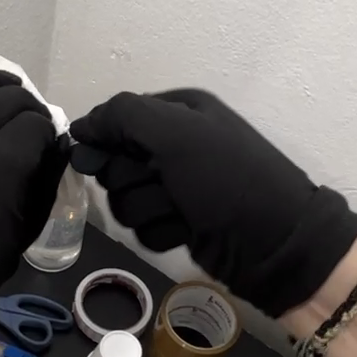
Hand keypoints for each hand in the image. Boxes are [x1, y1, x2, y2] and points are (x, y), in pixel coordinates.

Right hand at [69, 90, 356, 316]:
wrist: (276, 244)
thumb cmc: (228, 179)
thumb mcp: (178, 133)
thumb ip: (124, 116)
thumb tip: (80, 126)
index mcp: (179, 112)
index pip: (117, 119)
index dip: (105, 141)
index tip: (97, 159)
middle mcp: (175, 146)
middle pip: (115, 163)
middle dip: (132, 181)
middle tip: (161, 184)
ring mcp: (177, 188)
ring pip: (125, 200)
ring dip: (148, 210)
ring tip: (181, 212)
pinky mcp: (179, 224)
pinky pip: (142, 228)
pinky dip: (161, 232)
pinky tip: (186, 233)